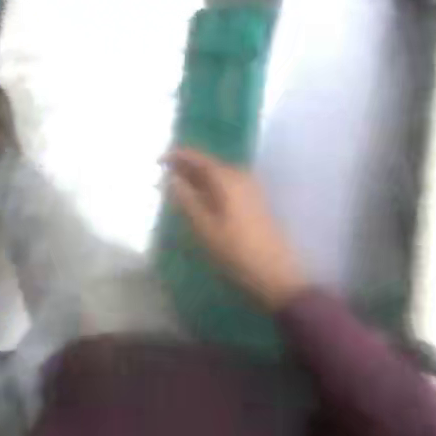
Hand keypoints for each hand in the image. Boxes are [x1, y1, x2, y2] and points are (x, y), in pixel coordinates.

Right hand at [163, 149, 309, 311]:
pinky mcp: (255, 203)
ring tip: (177, 187)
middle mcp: (240, 177)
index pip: (197, 157)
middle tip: (162, 175)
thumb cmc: (237, 252)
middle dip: (185, 167)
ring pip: (217, 175)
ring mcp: (251, 190)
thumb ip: (185, 198)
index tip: (156, 162)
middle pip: (208, 164)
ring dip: (196, 178)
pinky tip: (200, 200)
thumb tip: (169, 177)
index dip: (175, 156)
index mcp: (227, 179)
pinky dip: (210, 187)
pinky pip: (226, 185)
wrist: (279, 279)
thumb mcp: (204, 227)